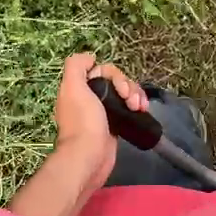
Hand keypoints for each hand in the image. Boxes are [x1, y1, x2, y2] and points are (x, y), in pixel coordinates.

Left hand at [51, 52, 146, 186]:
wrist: (89, 157)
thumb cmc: (83, 122)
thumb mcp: (73, 87)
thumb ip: (76, 66)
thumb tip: (90, 57)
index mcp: (79, 88)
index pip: (103, 71)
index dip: (115, 76)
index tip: (119, 90)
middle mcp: (90, 98)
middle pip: (116, 81)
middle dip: (128, 87)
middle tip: (131, 101)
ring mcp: (103, 112)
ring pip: (124, 93)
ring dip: (135, 95)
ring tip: (139, 108)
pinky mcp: (115, 124)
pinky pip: (128, 107)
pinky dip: (137, 106)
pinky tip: (142, 111)